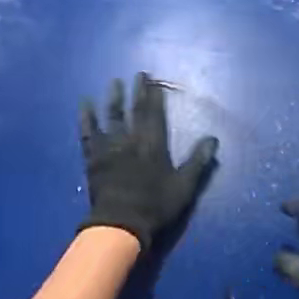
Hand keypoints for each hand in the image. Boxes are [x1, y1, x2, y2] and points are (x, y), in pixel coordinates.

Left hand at [78, 73, 218, 250]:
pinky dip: (86, 117)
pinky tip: (85, 104)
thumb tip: (213, 139)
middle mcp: (131, 139)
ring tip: (114, 82)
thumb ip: (198, 162)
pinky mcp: (93, 157)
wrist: (121, 223)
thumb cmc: (156, 207)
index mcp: (153, 145)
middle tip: (137, 74)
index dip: (154, 96)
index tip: (153, 80)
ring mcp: (109, 147)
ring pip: (110, 116)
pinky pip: (88, 132)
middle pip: (133, 110)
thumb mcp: (184, 187)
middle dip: (136, 91)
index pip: (154, 114)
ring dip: (113, 98)